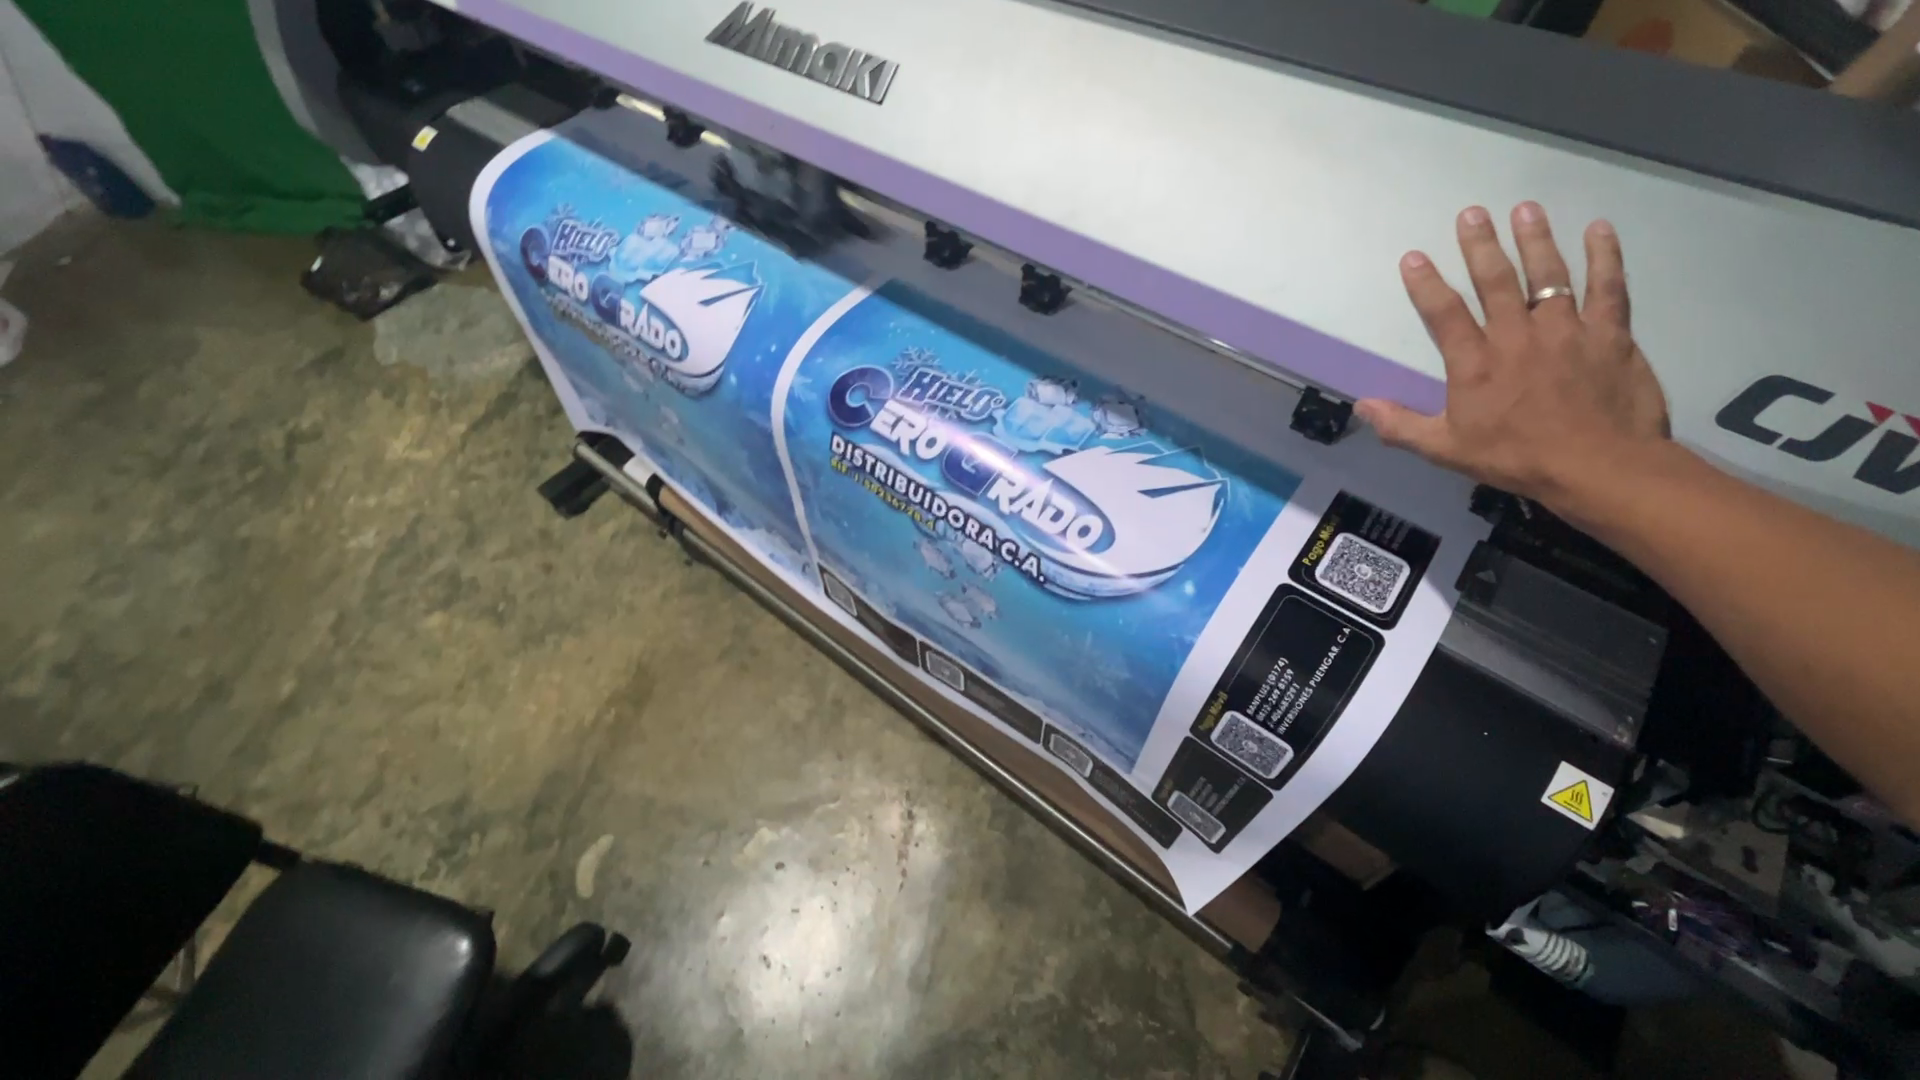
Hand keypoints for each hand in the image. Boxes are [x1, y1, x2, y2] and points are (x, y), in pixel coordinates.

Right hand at [1356, 203, 1670, 513]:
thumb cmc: (1516, 459)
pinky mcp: (1610, 335)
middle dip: (1480, 245)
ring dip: (1535, 239)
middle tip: (1471, 213)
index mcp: (1476, 363)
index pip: (1444, 314)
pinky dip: (1604, 257)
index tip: (1414, 256)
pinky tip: (1599, 230)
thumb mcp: (1446, 449)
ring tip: (1525, 209)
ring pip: (1549, 275)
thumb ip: (1401, 426)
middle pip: (1496, 281)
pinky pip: (1608, 288)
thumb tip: (1361, 406)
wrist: (1598, 466)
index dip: (1426, 284)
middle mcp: (1518, 336)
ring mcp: (1567, 331)